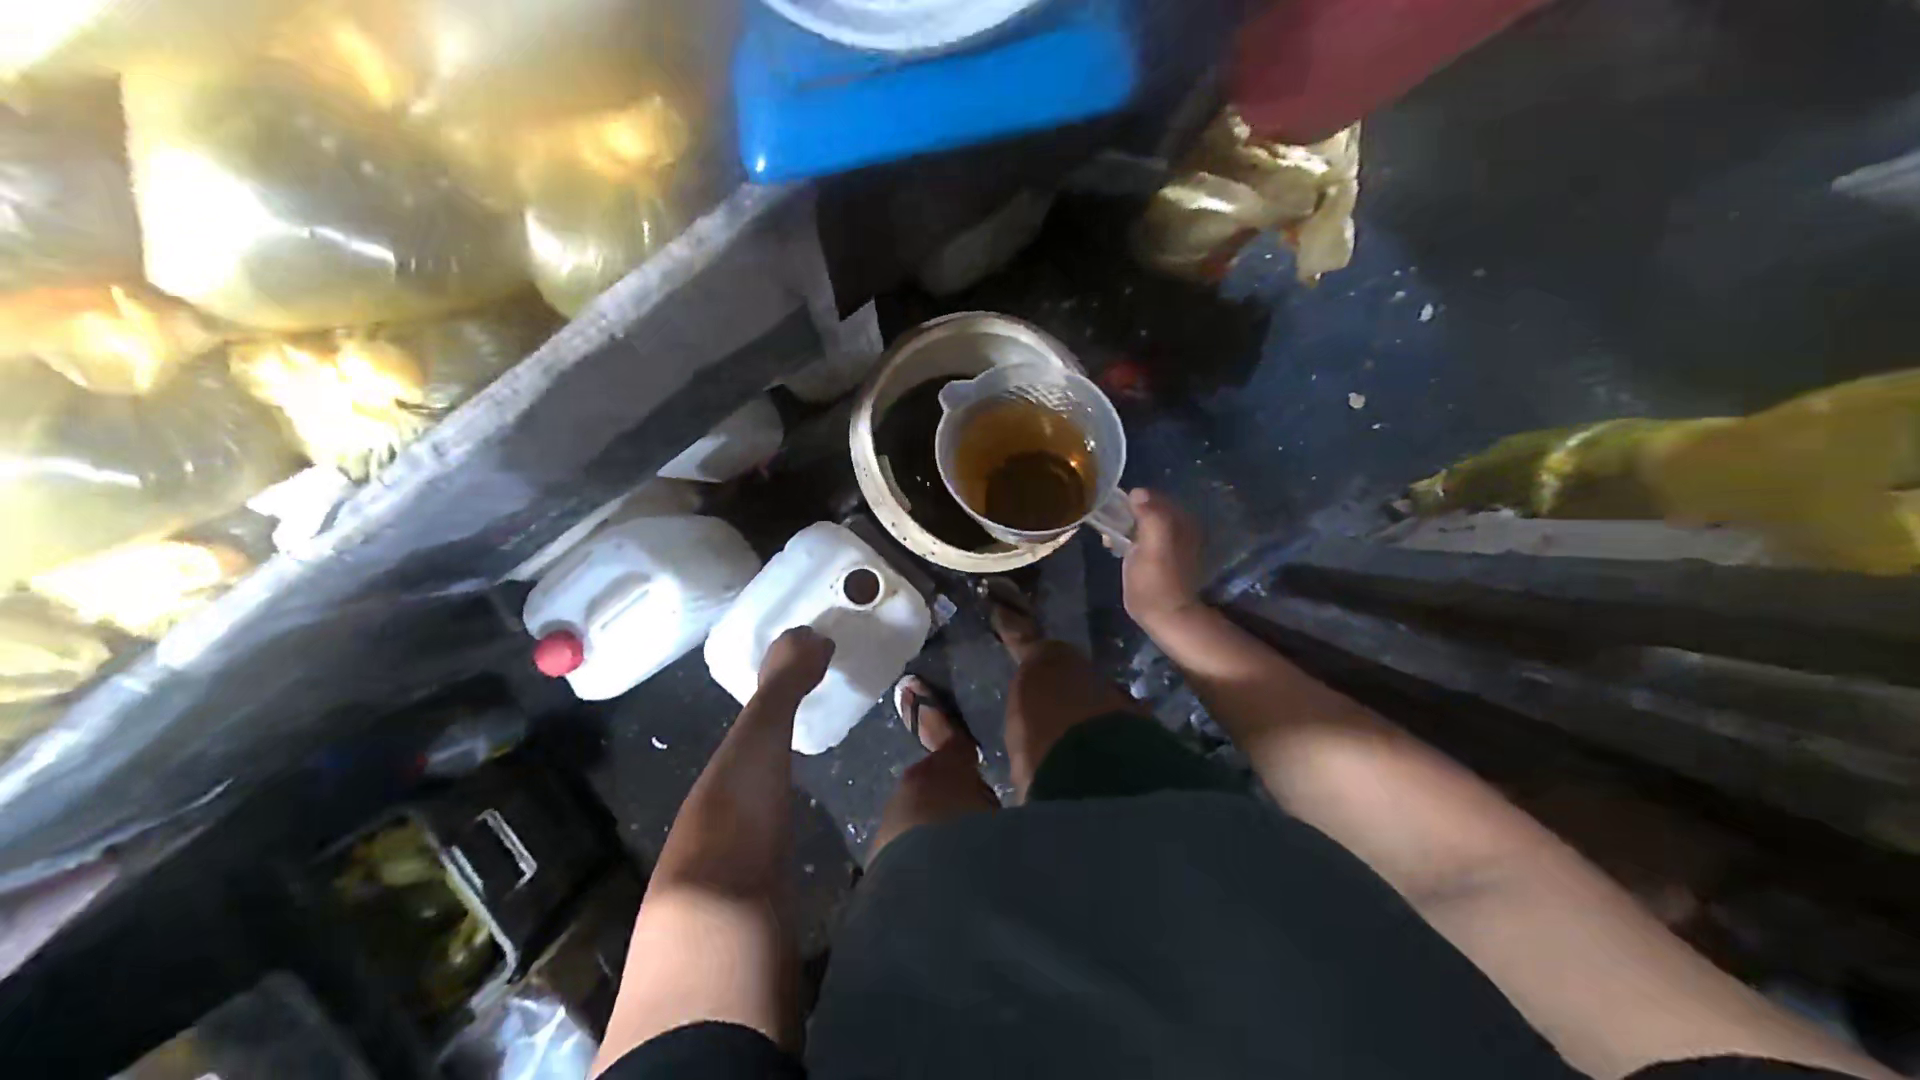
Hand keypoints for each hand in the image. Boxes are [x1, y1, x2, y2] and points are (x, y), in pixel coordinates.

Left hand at [757, 626, 834, 703]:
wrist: (779, 691)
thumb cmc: (804, 671)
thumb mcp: (824, 656)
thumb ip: (826, 644)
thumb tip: (824, 642)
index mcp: (794, 632)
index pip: (808, 630)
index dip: (815, 640)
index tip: (820, 650)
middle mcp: (779, 639)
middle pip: (794, 640)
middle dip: (801, 647)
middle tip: (810, 659)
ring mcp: (769, 653)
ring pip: (784, 652)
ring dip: (791, 657)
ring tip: (799, 669)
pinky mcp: (763, 668)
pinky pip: (777, 664)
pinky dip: (783, 668)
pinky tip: (789, 677)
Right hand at [1122, 489, 1202, 626]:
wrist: (1167, 616)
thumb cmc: (1155, 583)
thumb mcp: (1152, 547)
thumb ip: (1149, 516)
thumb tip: (1138, 492)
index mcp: (1180, 520)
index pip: (1151, 496)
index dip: (1129, 503)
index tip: (1111, 515)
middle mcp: (1181, 525)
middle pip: (1147, 508)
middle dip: (1126, 515)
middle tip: (1109, 531)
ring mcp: (1174, 541)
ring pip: (1145, 522)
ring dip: (1126, 528)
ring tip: (1112, 542)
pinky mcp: (1165, 556)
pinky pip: (1145, 537)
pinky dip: (1132, 539)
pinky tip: (1122, 551)